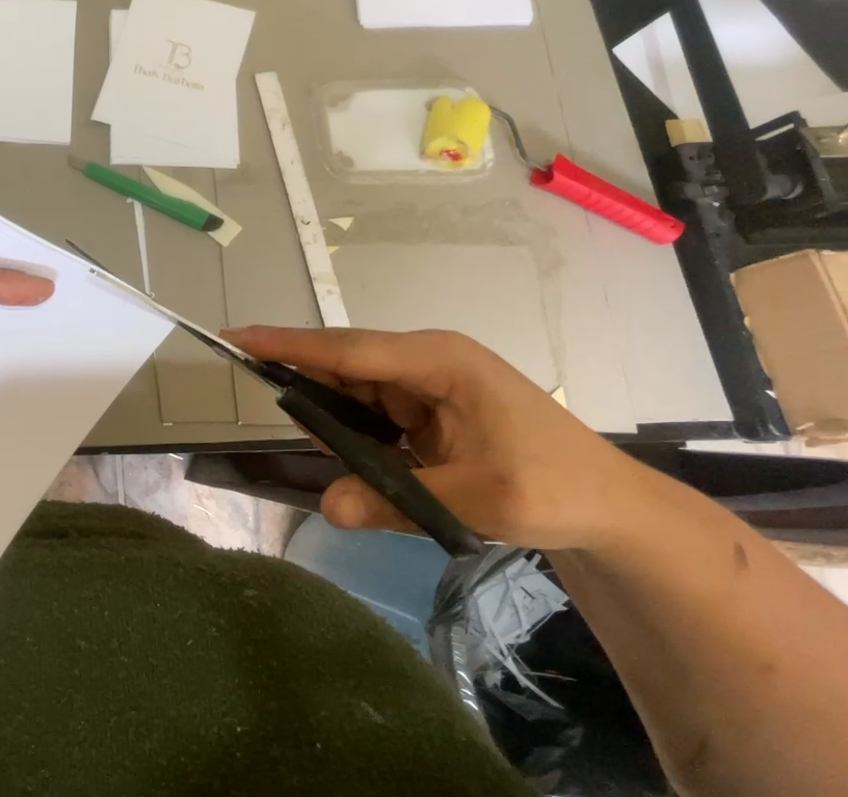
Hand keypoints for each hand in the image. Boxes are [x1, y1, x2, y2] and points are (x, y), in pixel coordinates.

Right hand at [222, 326, 647, 550]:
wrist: (613, 511)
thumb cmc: (557, 491)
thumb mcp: (479, 501)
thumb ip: (398, 501)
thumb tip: (328, 507)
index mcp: (441, 362)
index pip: (348, 348)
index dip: (288, 344)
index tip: (234, 336)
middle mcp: (427, 360)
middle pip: (343, 363)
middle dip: (306, 386)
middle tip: (282, 417)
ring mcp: (425, 382)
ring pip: (350, 387)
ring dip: (331, 416)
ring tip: (326, 449)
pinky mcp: (424, 407)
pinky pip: (367, 409)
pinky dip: (350, 432)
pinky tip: (350, 456)